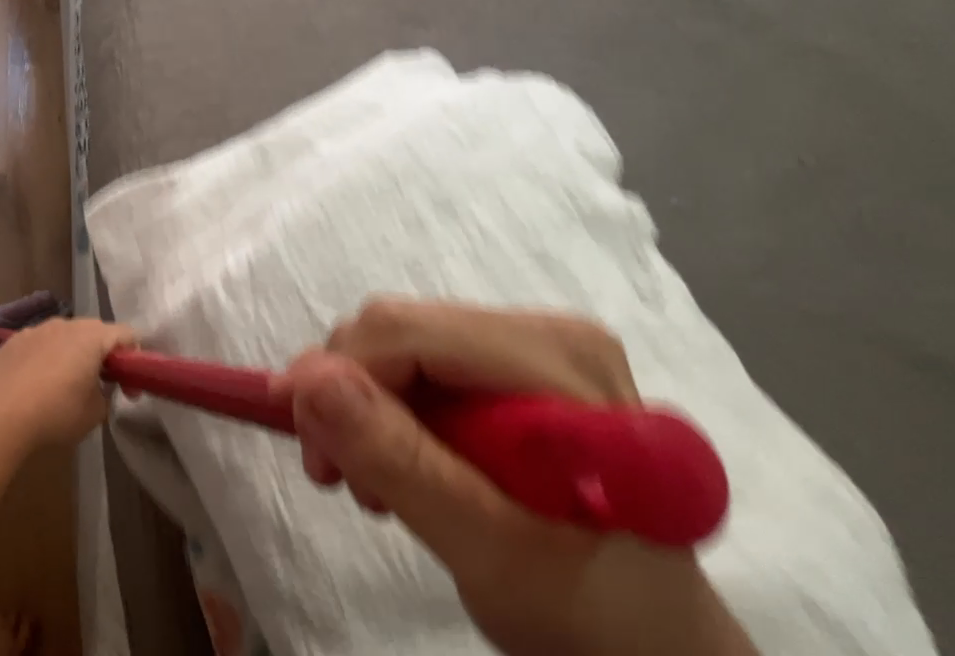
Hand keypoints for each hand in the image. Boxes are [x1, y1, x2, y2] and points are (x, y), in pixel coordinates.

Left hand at [0, 317, 136, 451]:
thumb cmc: (54, 412)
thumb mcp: (94, 412)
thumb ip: (105, 393)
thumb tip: (96, 387)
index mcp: (91, 337)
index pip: (126, 334)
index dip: (134, 359)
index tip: (128, 388)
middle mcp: (64, 325)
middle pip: (94, 331)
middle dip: (102, 354)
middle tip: (101, 384)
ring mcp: (34, 330)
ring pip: (63, 336)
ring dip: (71, 354)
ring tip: (64, 385)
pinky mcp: (11, 342)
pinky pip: (38, 345)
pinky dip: (44, 359)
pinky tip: (35, 385)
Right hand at [272, 299, 756, 655]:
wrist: (648, 638)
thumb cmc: (588, 608)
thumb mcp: (490, 549)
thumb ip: (401, 461)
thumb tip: (306, 378)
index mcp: (555, 360)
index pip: (401, 329)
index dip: (336, 378)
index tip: (317, 457)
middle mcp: (542, 332)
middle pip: (392, 331)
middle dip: (344, 399)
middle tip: (339, 479)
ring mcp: (526, 347)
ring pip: (391, 346)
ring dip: (357, 411)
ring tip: (372, 487)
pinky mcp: (508, 369)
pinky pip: (411, 365)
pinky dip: (382, 414)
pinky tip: (396, 466)